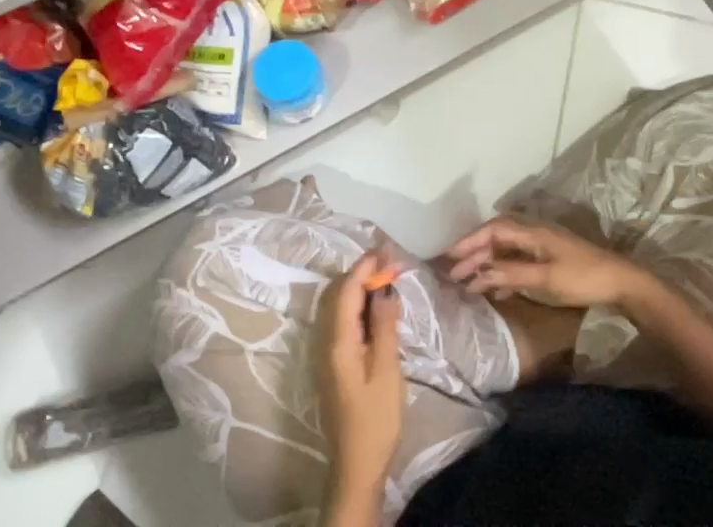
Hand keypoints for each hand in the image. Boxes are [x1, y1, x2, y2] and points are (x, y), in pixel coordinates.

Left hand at [317, 249, 404, 487]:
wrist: (356, 463)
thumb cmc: (376, 418)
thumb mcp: (387, 369)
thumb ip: (385, 326)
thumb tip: (384, 289)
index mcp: (337, 341)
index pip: (346, 290)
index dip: (364, 266)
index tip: (386, 250)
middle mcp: (324, 342)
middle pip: (337, 295)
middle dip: (360, 274)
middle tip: (389, 262)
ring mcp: (325, 354)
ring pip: (337, 308)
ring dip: (357, 289)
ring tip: (384, 279)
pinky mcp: (332, 365)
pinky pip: (340, 323)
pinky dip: (356, 307)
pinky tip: (375, 310)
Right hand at [445, 216, 650, 308]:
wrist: (620, 282)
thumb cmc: (582, 278)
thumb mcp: (545, 278)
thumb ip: (511, 274)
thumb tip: (479, 272)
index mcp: (533, 232)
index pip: (494, 230)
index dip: (469, 241)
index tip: (449, 256)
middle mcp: (535, 233)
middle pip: (497, 238)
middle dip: (474, 254)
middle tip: (454, 274)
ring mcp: (543, 245)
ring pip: (507, 250)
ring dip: (487, 264)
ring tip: (469, 283)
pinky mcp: (550, 259)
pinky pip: (518, 261)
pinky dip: (504, 273)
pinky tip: (497, 292)